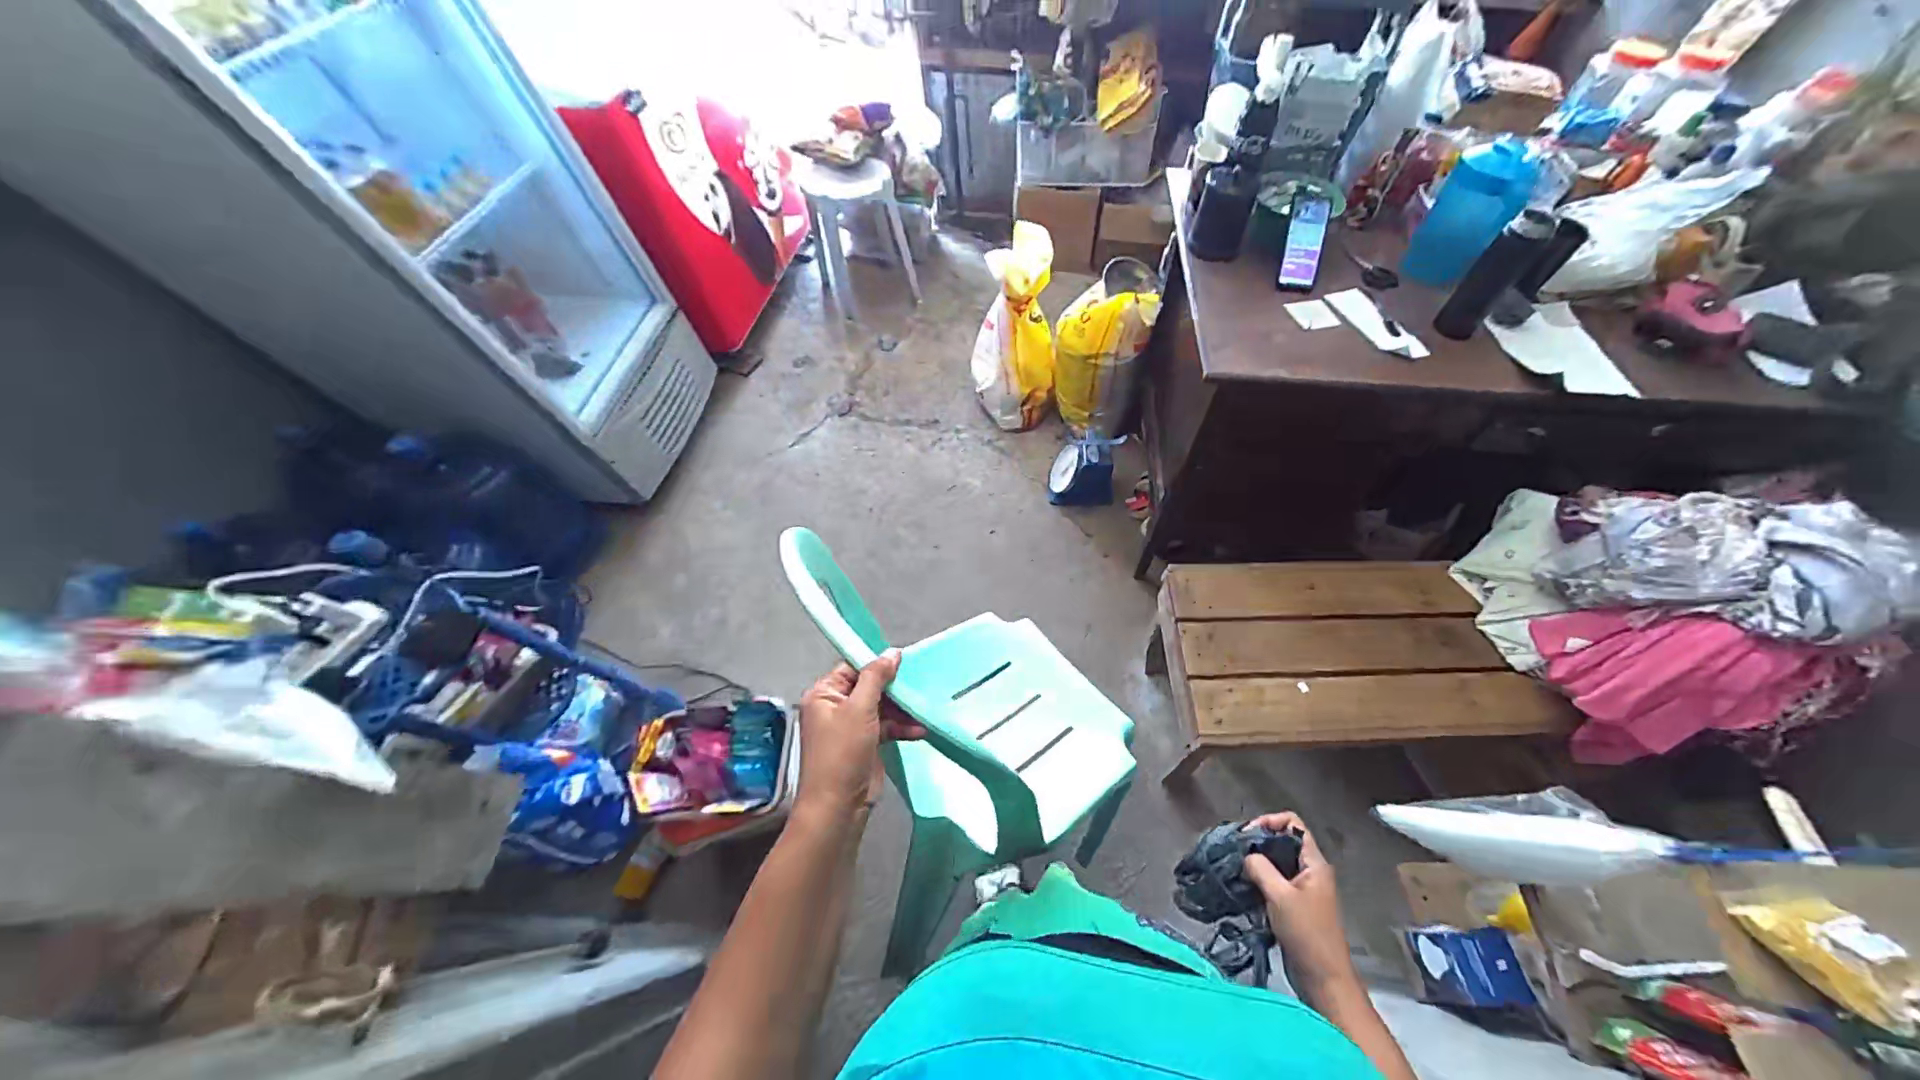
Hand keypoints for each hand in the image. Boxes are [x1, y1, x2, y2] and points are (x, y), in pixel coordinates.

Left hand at [794, 651, 923, 819]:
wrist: (838, 806)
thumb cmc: (843, 753)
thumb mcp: (859, 709)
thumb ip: (876, 678)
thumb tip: (892, 652)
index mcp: (824, 694)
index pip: (852, 668)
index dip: (877, 664)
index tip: (904, 661)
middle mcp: (834, 707)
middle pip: (869, 687)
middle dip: (894, 688)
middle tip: (919, 683)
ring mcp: (850, 727)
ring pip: (880, 707)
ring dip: (901, 709)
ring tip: (922, 709)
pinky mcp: (865, 744)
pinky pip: (885, 727)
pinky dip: (901, 727)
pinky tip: (920, 730)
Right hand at [1242, 812, 1355, 993]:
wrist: (1324, 978)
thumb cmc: (1307, 933)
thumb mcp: (1280, 896)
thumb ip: (1261, 868)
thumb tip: (1246, 855)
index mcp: (1314, 863)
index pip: (1293, 824)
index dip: (1270, 821)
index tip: (1247, 834)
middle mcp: (1310, 871)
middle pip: (1282, 841)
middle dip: (1258, 841)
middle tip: (1236, 850)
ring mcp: (1303, 889)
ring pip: (1276, 862)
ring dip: (1257, 861)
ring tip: (1236, 866)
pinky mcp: (1294, 904)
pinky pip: (1274, 881)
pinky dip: (1259, 879)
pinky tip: (1243, 885)